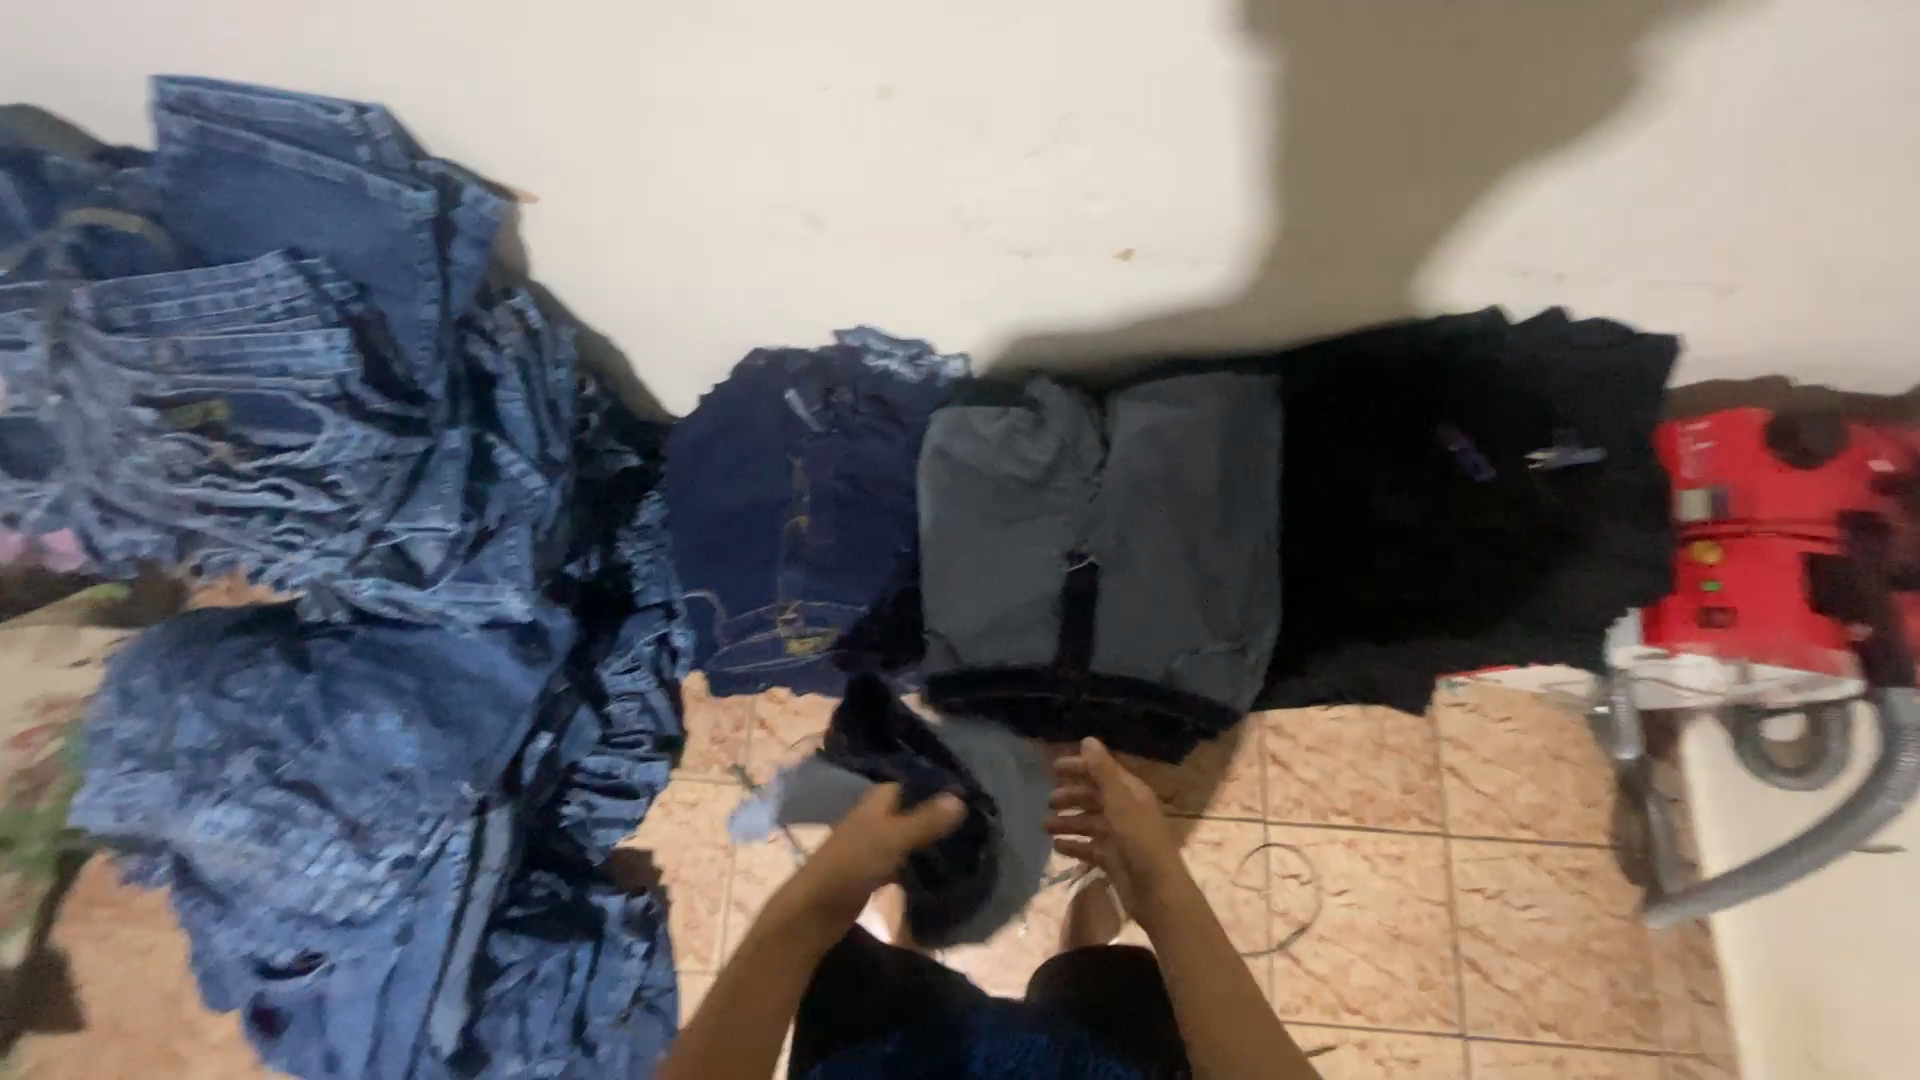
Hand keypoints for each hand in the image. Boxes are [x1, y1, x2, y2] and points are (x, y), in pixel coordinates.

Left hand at [770, 783, 965, 936]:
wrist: (814, 911)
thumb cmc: (851, 864)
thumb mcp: (893, 838)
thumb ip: (926, 820)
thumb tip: (961, 798)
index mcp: (878, 800)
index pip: (914, 783)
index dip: (940, 788)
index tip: (973, 796)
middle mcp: (877, 817)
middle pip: (914, 811)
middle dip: (940, 818)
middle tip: (978, 826)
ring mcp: (874, 846)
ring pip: (911, 838)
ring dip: (932, 843)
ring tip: (968, 848)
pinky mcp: (874, 872)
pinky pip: (904, 863)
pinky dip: (920, 866)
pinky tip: (943, 874)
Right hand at [1047, 737, 1186, 915]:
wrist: (1157, 891)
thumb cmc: (1139, 840)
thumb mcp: (1120, 800)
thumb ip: (1102, 770)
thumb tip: (1087, 739)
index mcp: (1130, 793)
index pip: (1102, 772)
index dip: (1079, 768)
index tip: (1054, 768)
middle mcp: (1125, 811)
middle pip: (1093, 797)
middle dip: (1071, 797)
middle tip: (1048, 801)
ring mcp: (1119, 837)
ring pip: (1088, 823)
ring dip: (1067, 822)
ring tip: (1045, 826)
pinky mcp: (1113, 860)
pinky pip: (1089, 848)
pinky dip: (1074, 845)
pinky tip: (1056, 847)